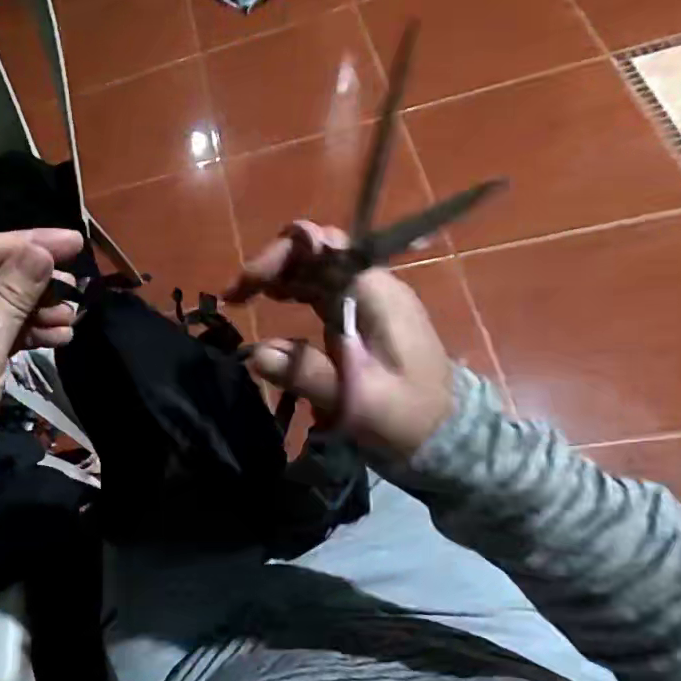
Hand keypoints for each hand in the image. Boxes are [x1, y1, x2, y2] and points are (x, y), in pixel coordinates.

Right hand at [226, 220, 452, 458]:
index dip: (282, 254)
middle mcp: (372, 285)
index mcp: (375, 293)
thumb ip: (308, 373)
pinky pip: (324, 291)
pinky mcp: (364, 317)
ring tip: (242, 300)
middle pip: (317, 252)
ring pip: (318, 269)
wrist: (445, 434)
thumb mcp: (356, 400)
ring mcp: (369, 299)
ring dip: (280, 277)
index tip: (248, 284)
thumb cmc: (406, 417)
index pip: (325, 246)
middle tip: (234, 296)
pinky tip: (272, 304)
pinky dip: (294, 292)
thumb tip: (255, 354)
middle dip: (273, 265)